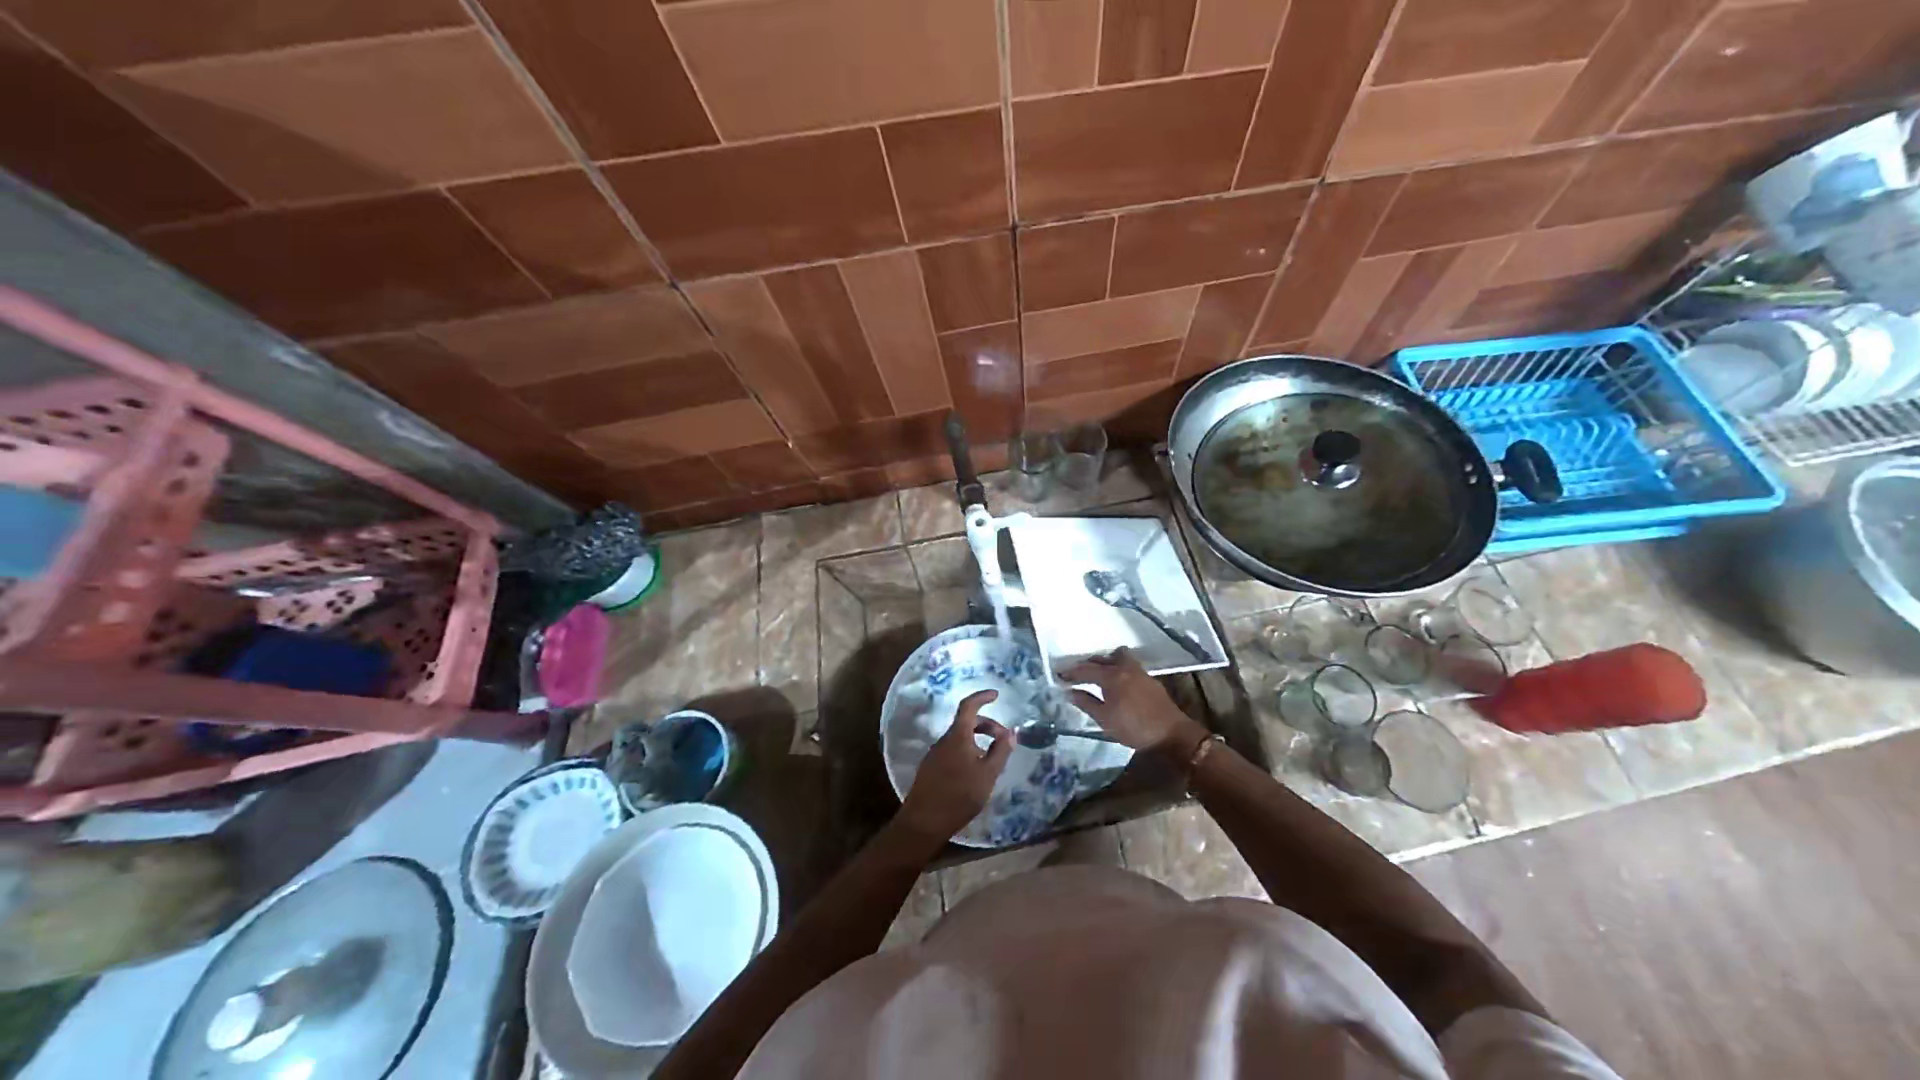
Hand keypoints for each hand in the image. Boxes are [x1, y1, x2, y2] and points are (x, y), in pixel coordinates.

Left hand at [898, 690, 1012, 843]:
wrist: (924, 821)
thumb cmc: (960, 795)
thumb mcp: (988, 774)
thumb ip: (1000, 751)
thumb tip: (1010, 732)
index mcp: (957, 736)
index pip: (969, 706)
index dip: (982, 697)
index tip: (996, 695)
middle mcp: (943, 740)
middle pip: (965, 722)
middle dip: (986, 725)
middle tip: (1003, 739)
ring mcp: (935, 754)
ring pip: (959, 738)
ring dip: (977, 740)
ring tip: (992, 758)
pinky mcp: (931, 767)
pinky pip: (952, 750)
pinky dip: (967, 751)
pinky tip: (975, 771)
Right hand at [1060, 649, 1208, 755]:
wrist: (1170, 733)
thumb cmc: (1134, 728)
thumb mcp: (1105, 719)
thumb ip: (1086, 703)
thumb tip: (1070, 692)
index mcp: (1111, 676)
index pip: (1085, 670)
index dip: (1070, 672)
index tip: (1058, 675)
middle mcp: (1124, 668)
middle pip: (1101, 659)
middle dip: (1086, 664)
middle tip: (1075, 674)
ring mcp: (1138, 671)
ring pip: (1117, 657)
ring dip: (1104, 661)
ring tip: (1096, 673)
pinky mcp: (1148, 678)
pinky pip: (1127, 664)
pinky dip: (1117, 667)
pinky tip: (1115, 681)